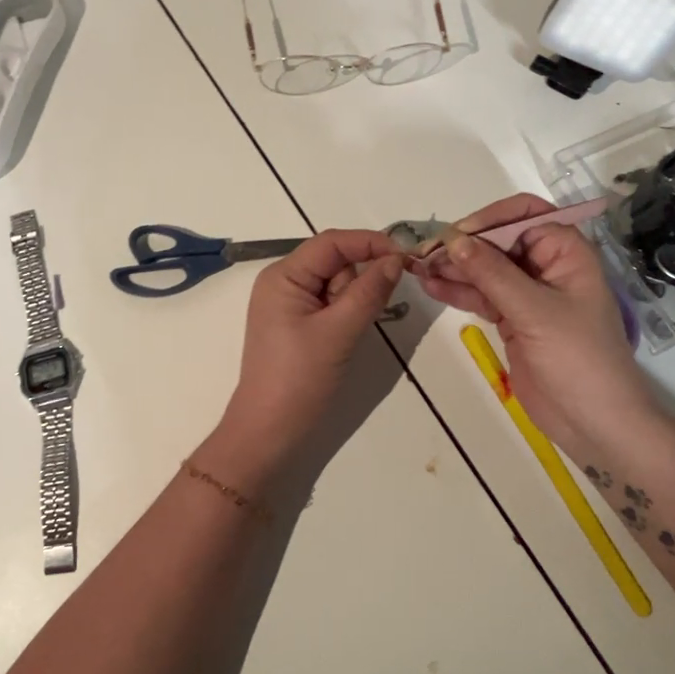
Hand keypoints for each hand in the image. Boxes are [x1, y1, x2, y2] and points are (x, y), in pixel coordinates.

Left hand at [208, 230, 404, 481]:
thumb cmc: (299, 379)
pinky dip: (345, 312)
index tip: (406, 257)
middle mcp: (283, 281)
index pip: (332, 242)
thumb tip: (396, 259)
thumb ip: (369, 292)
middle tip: (362, 316)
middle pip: (334, 260)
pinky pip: (329, 303)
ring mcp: (288, 303)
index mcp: (283, 275)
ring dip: (353, 299)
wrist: (269, 431)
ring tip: (345, 335)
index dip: (369, 243)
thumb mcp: (339, 332)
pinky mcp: (297, 324)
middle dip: (358, 279)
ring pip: (335, 283)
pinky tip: (344, 336)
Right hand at [413, 194, 655, 447]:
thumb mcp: (535, 312)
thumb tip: (454, 241)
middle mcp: (546, 266)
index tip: (455, 236)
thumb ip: (492, 274)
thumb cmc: (579, 359)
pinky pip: (481, 295)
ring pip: (485, 268)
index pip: (523, 215)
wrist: (597, 424)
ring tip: (418, 269)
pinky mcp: (513, 319)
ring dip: (453, 268)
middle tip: (424, 255)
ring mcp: (528, 294)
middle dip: (462, 246)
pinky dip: (457, 291)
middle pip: (497, 241)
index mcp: (565, 253)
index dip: (489, 219)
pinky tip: (430, 287)